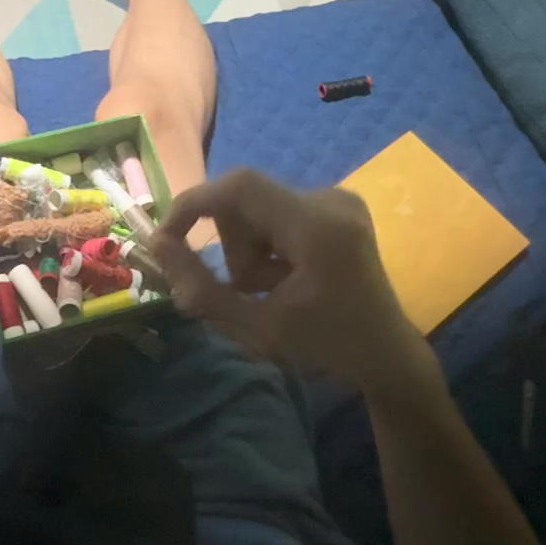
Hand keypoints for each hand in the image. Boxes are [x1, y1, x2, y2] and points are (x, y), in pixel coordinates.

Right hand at [152, 169, 440, 392]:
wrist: (388, 357)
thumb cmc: (326, 348)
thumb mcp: (257, 328)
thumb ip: (202, 290)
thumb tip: (157, 248)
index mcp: (318, 226)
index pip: (239, 187)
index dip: (192, 204)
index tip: (166, 239)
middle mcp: (330, 199)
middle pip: (245, 201)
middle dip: (230, 245)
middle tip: (243, 291)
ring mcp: (337, 201)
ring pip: (257, 210)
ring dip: (248, 251)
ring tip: (270, 292)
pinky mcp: (336, 210)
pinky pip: (277, 215)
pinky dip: (267, 248)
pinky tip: (287, 281)